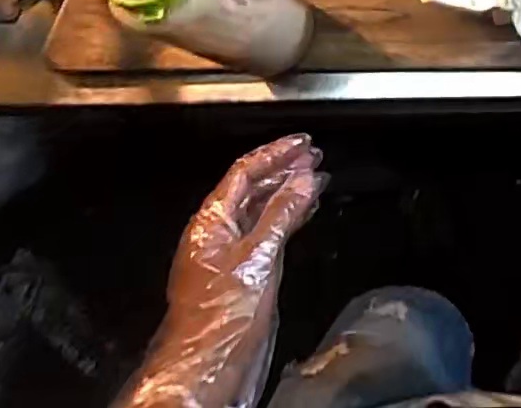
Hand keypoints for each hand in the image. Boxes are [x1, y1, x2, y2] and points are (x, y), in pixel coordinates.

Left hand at [116, 134, 325, 407]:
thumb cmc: (219, 320)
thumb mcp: (256, 258)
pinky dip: (289, 218)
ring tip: (316, 177)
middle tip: (314, 154)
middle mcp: (218, 234)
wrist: (203, 379)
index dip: (275, 152)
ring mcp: (231, 255)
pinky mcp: (244, 276)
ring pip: (262, 210)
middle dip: (284, 168)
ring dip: (289, 192)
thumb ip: (282, 214)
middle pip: (253, 187)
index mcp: (211, 222)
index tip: (303, 142)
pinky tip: (306, 211)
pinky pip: (268, 233)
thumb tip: (304, 178)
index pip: (245, 172)